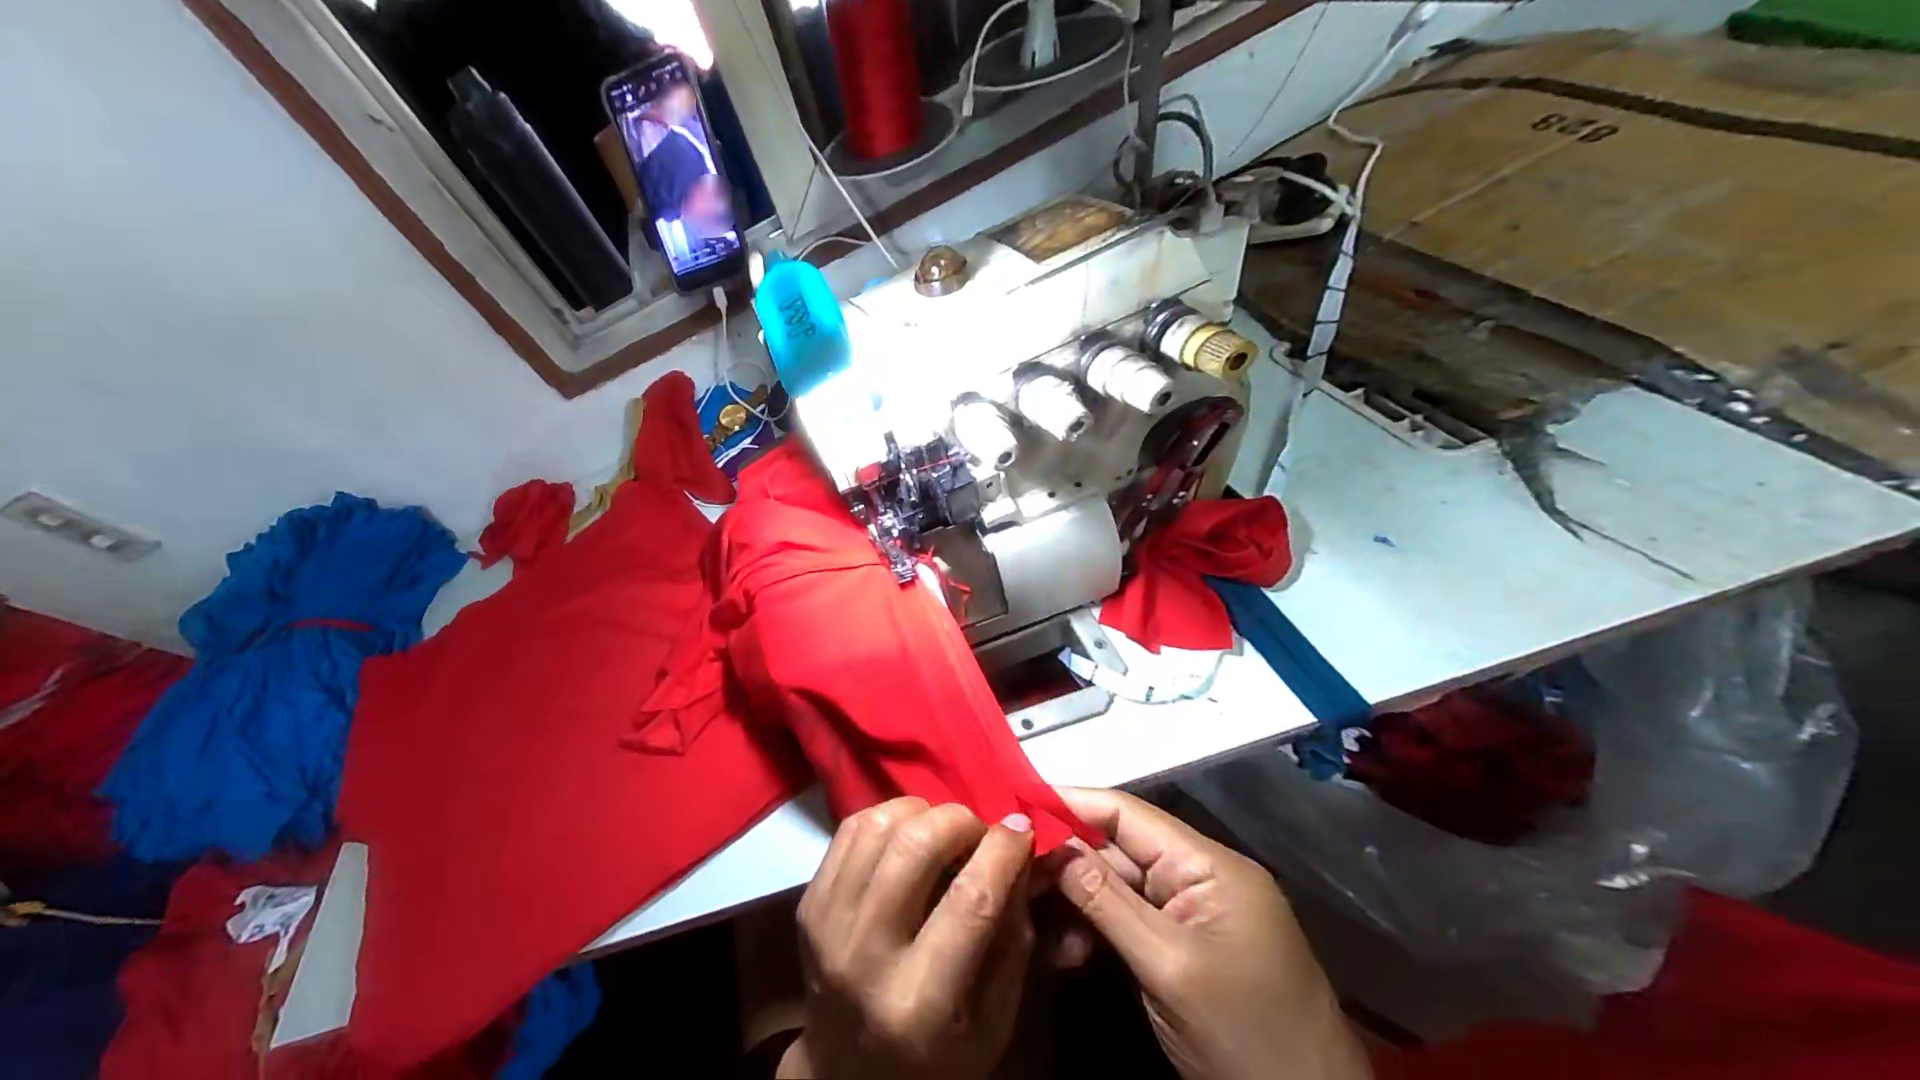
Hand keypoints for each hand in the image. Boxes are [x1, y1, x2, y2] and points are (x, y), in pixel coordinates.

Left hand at [790, 797, 1035, 1079]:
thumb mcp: (995, 1018)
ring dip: (925, 812)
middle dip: (962, 820)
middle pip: (915, 847)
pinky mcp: (809, 903)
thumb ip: (1014, 933)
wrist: (846, 1075)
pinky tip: (911, 831)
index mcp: (920, 1004)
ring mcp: (828, 925)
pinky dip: (890, 815)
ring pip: (880, 827)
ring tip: (946, 830)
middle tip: (980, 831)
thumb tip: (1024, 850)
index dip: (1004, 851)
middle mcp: (865, 957)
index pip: (970, 900)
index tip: (1023, 829)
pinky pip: (851, 829)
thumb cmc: (937, 1053)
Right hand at [1049, 788, 1369, 1079]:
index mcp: (1207, 865)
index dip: (1072, 803)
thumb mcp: (1168, 966)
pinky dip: (1096, 929)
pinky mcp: (1184, 945)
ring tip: (1031, 915)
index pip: (1128, 813)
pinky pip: (1130, 921)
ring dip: (1076, 899)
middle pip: (1119, 849)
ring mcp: (1191, 912)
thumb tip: (1050, 844)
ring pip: (1118, 886)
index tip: (1019, 801)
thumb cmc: (1246, 1032)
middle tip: (1011, 869)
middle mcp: (1198, 876)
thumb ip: (1107, 900)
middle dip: (1066, 857)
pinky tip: (1065, 947)